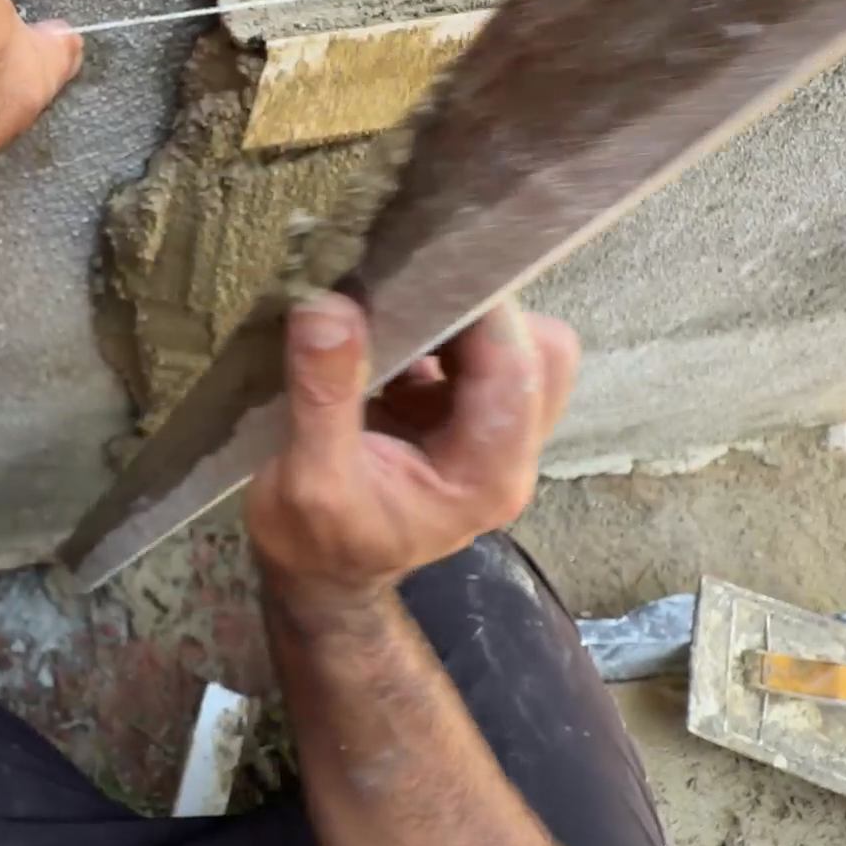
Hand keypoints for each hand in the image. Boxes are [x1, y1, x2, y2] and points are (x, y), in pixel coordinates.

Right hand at [245, 293, 578, 626]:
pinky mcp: (449, 418)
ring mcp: (480, 433)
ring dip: (455, 321)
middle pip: (537, 354)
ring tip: (388, 305)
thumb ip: (324, 396)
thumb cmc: (313, 541)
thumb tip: (326, 307)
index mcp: (486, 475)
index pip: (517, 372)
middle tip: (403, 290)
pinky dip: (430, 334)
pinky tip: (379, 333)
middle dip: (477, 313)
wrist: (315, 574)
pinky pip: (463, 357)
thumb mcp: (309, 478)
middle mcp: (503, 451)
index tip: (417, 270)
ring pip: (508, 350)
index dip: (480, 314)